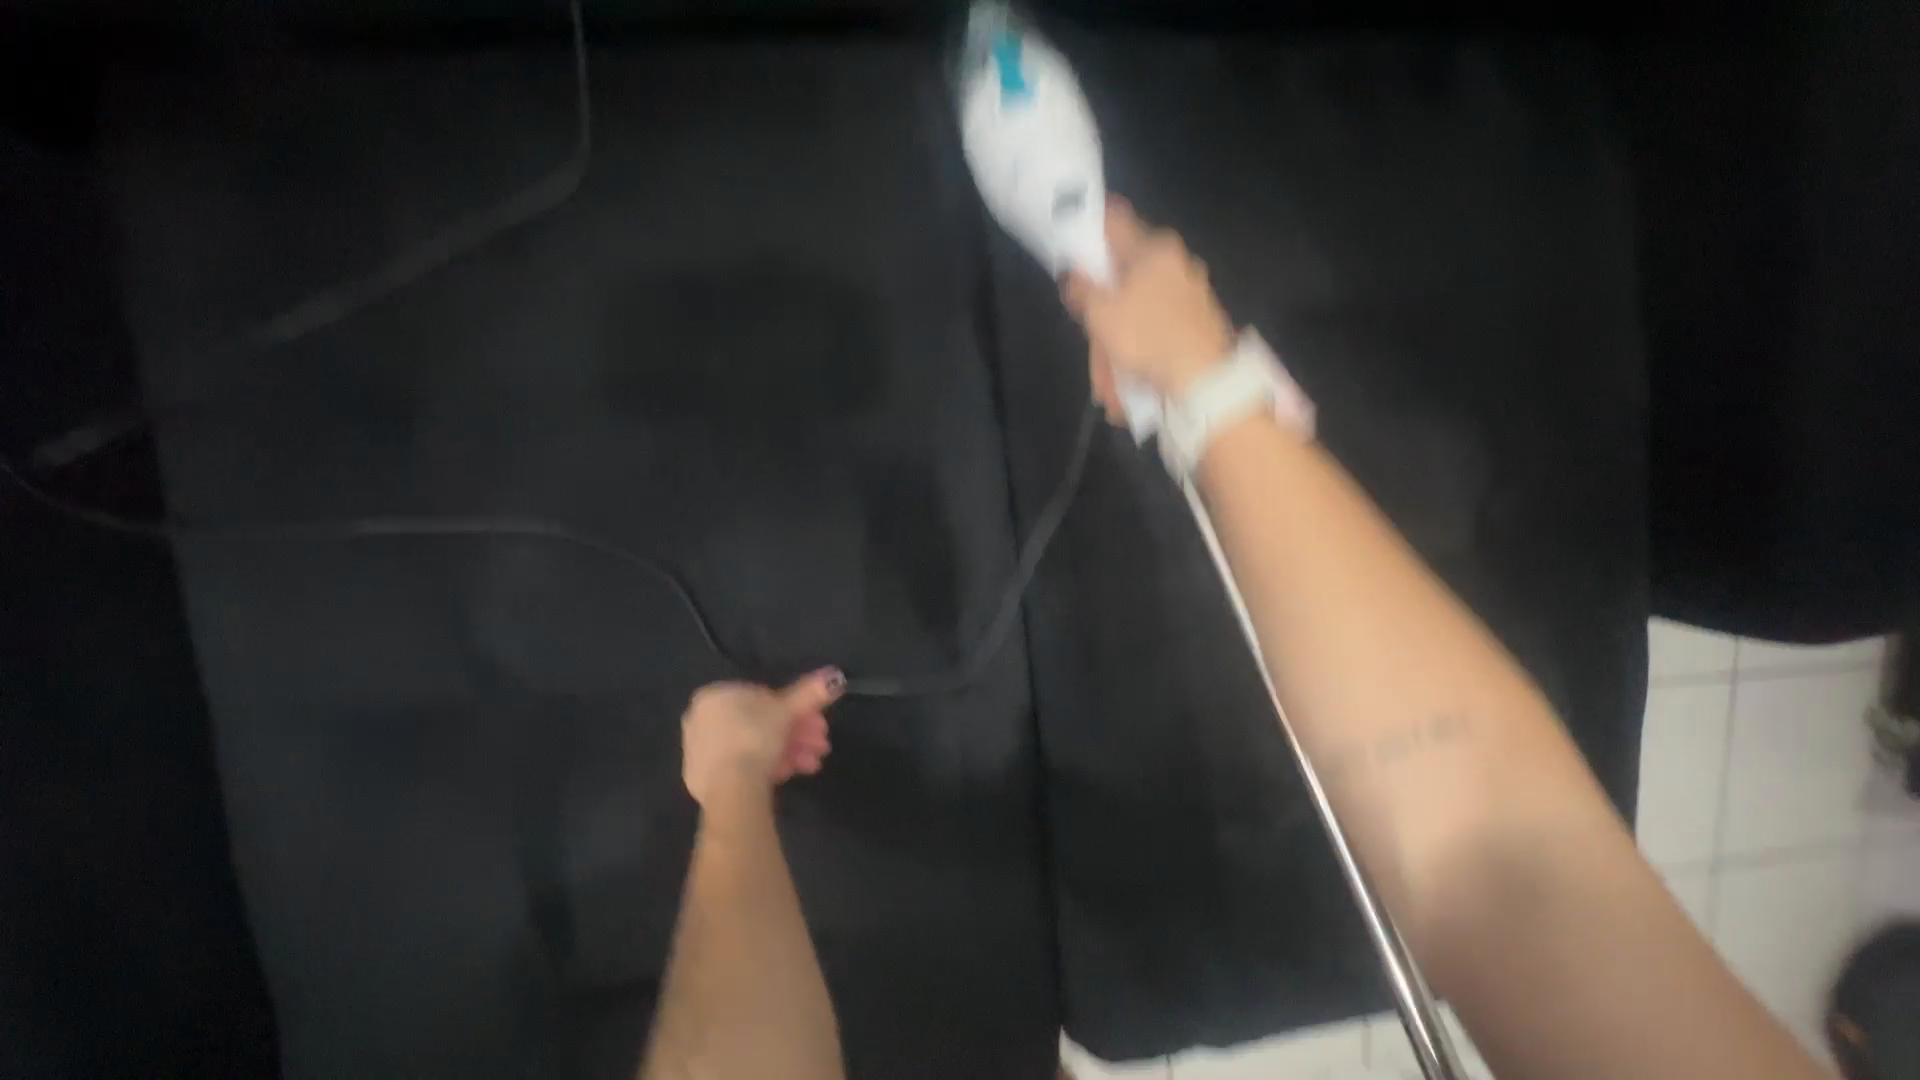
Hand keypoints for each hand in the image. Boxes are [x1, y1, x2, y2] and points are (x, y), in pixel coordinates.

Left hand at [680, 670, 843, 808]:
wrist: (730, 787)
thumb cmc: (756, 737)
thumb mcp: (788, 711)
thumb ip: (810, 692)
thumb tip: (835, 675)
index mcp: (715, 696)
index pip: (763, 697)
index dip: (796, 710)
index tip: (818, 723)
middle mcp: (701, 720)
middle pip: (759, 724)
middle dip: (796, 734)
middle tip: (821, 747)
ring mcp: (699, 752)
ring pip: (752, 746)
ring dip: (788, 753)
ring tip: (812, 765)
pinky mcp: (701, 780)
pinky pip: (741, 766)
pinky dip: (766, 768)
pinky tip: (789, 776)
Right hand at [1062, 198, 1236, 420]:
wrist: (1204, 378)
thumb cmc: (1147, 336)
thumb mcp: (1100, 313)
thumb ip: (1081, 288)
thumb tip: (1073, 274)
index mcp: (1154, 248)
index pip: (1114, 222)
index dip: (1088, 232)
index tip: (1074, 252)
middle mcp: (1176, 263)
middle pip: (1126, 275)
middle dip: (1104, 308)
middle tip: (1091, 333)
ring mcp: (1192, 293)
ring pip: (1140, 310)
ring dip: (1119, 341)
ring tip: (1110, 376)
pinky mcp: (1200, 323)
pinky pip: (1158, 331)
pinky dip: (1141, 351)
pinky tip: (1131, 379)